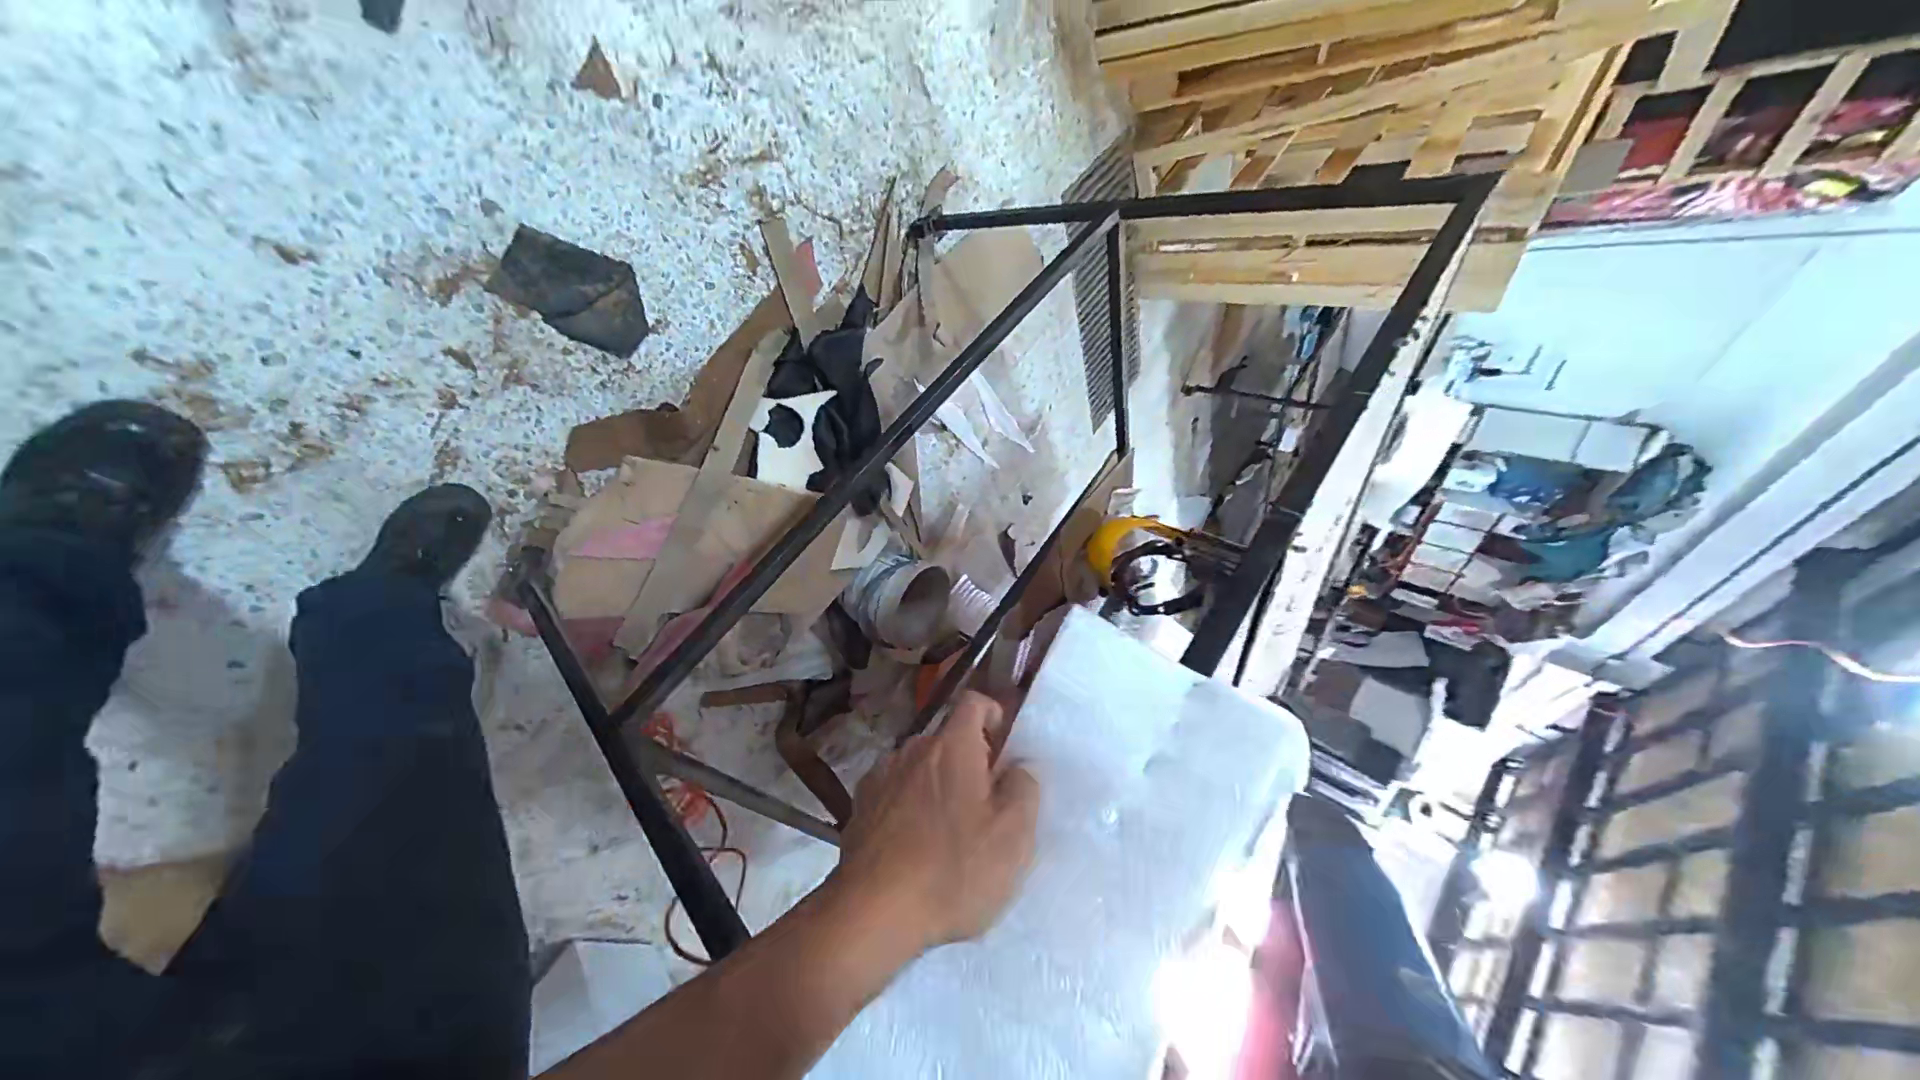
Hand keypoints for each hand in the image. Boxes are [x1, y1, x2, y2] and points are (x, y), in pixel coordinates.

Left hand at [828, 691, 1039, 953]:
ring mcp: (881, 776)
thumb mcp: (1013, 836)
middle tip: (985, 804)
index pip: (974, 701)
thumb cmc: (953, 870)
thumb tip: (1018, 766)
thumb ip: (1024, 788)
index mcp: (952, 746)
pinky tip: (914, 845)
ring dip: (938, 783)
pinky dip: (910, 805)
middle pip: (947, 738)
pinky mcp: (860, 806)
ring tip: (948, 830)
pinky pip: (896, 791)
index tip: (1004, 748)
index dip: (993, 714)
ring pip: (921, 766)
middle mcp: (913, 749)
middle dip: (968, 760)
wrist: (872, 912)